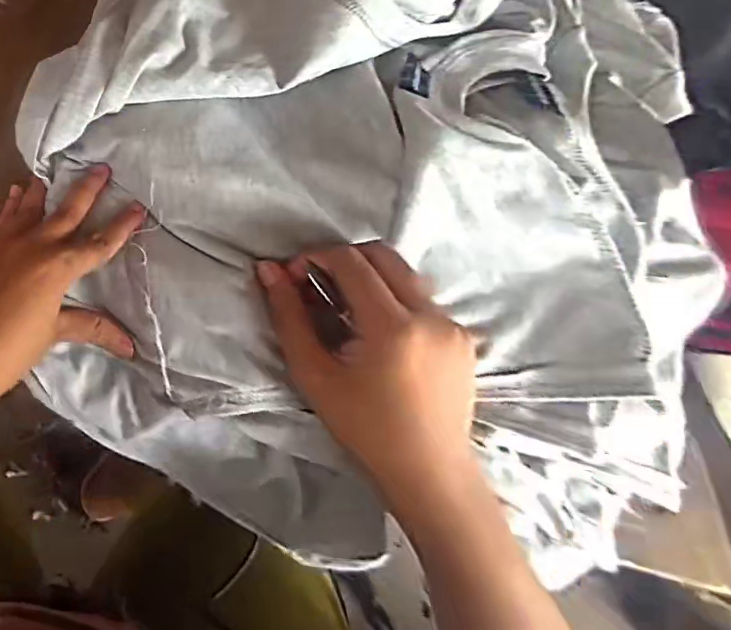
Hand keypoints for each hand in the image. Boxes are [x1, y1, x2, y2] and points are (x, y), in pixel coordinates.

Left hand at [0, 166, 145, 423]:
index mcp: (57, 268)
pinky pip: (5, 216)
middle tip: (102, 167)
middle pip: (67, 210)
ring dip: (46, 188)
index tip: (139, 206)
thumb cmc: (6, 351)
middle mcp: (35, 245)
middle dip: (87, 189)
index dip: (121, 226)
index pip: (98, 244)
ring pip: (31, 205)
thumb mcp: (50, 335)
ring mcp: (6, 241)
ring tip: (55, 169)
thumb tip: (130, 344)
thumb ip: (88, 327)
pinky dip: (13, 203)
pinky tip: (16, 190)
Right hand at [255, 242, 477, 503]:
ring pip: (403, 273)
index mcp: (393, 325)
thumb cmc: (364, 427)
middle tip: (317, 284)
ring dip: (369, 276)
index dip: (315, 257)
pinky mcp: (464, 339)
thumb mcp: (313, 372)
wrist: (431, 476)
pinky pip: (421, 298)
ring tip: (345, 308)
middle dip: (343, 258)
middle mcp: (430, 316)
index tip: (294, 276)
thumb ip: (288, 314)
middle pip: (381, 254)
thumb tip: (267, 269)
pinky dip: (392, 297)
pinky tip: (375, 329)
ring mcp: (453, 326)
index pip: (350, 260)